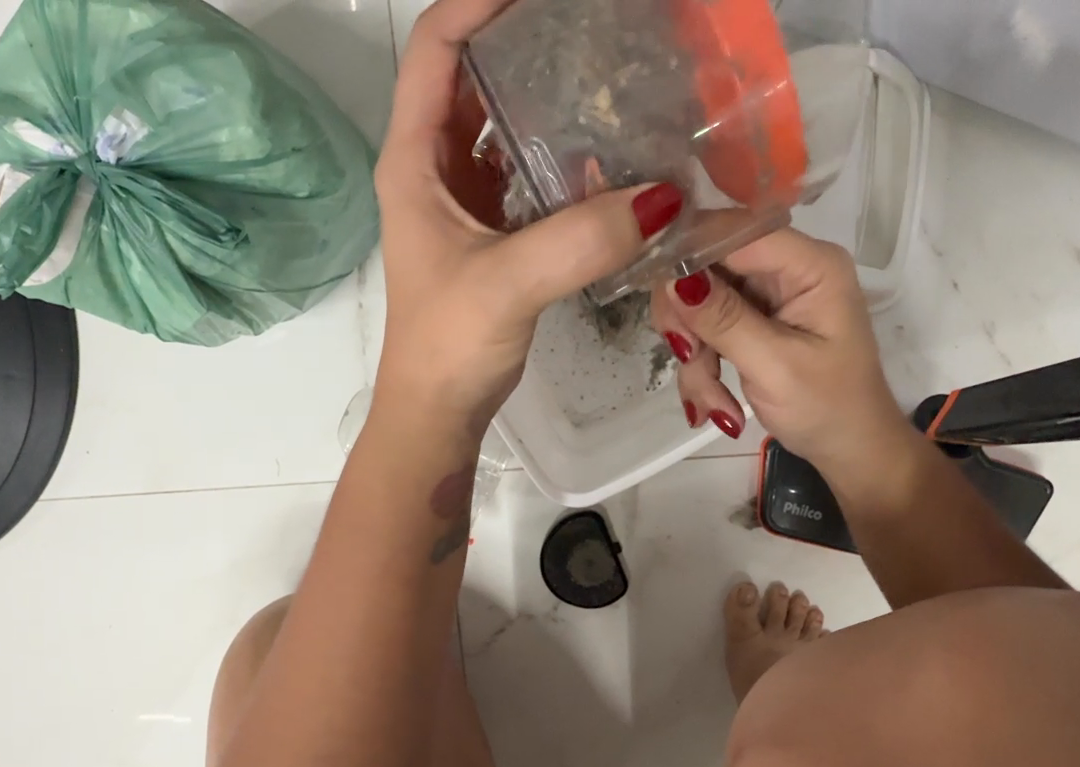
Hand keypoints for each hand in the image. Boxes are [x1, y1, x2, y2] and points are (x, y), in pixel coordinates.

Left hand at [372, 0, 684, 429]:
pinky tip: (606, 160)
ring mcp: (465, 203)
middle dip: (524, 45)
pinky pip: (527, 178)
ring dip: (547, 102)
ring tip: (607, 78)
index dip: (478, 4)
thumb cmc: (447, 345)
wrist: (437, 412)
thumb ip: (580, 241)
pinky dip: (562, 161)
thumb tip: (665, 197)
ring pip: (503, 129)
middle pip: (472, 79)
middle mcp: (434, 170)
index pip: (437, 49)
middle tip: (591, 33)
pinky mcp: (492, 236)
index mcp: (414, 161)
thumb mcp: (507, 285)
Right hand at [652, 228, 905, 468]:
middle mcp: (786, 268)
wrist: (850, 449)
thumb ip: (724, 320)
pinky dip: (703, 369)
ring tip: (713, 404)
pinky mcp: (752, 321)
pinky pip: (707, 331)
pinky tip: (716, 405)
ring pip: (699, 304)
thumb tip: (672, 279)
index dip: (689, 253)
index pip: (734, 232)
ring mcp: (767, 296)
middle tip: (688, 360)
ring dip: (696, 358)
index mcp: (808, 264)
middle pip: (708, 267)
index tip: (658, 295)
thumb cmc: (829, 408)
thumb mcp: (775, 367)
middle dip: (689, 320)